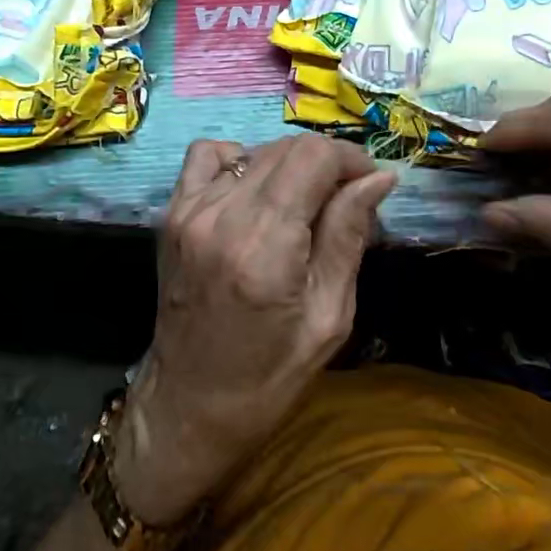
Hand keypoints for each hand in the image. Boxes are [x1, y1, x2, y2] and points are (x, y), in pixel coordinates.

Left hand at [114, 135, 396, 525]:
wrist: (190, 402)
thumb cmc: (270, 375)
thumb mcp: (329, 315)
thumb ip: (349, 235)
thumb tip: (378, 178)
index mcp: (264, 246)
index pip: (312, 157)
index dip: (350, 158)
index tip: (371, 182)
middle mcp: (222, 216)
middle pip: (285, 148)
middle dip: (326, 162)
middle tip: (346, 198)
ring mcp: (189, 211)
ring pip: (253, 151)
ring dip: (288, 166)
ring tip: (303, 202)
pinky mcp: (172, 213)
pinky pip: (206, 156)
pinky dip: (239, 160)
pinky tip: (255, 192)